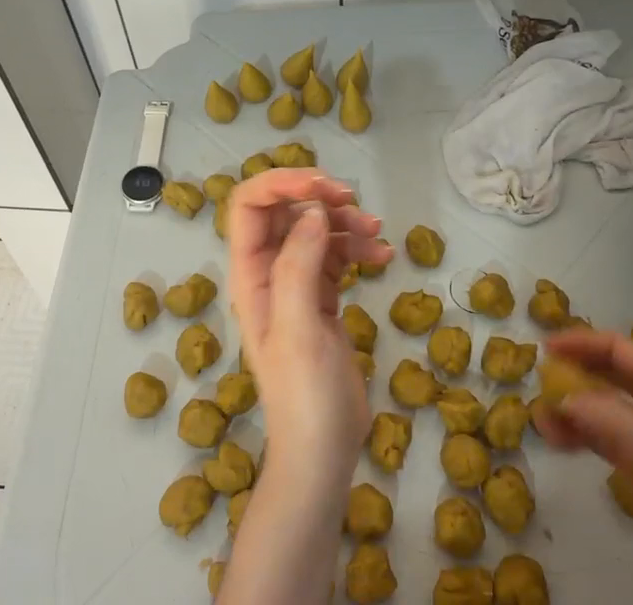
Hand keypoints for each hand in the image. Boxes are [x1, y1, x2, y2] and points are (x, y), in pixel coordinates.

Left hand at [219, 169, 388, 604]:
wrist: (322, 448)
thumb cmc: (304, 393)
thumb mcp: (298, 327)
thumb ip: (299, 264)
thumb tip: (313, 211)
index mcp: (249, 274)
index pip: (250, 206)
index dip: (281, 184)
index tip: (325, 187)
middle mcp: (268, 273)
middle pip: (285, 211)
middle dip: (318, 198)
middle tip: (355, 204)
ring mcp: (295, 286)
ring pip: (315, 230)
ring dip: (345, 224)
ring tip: (377, 234)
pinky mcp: (320, 300)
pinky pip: (335, 256)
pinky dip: (357, 249)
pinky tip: (383, 256)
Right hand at [534, 326, 632, 604]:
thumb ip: (606, 418)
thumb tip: (561, 397)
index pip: (618, 349)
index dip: (582, 342)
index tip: (546, 348)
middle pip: (607, 375)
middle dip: (572, 375)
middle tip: (539, 383)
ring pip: (600, 408)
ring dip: (571, 409)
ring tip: (542, 422)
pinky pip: (601, 437)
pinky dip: (579, 435)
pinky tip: (558, 442)